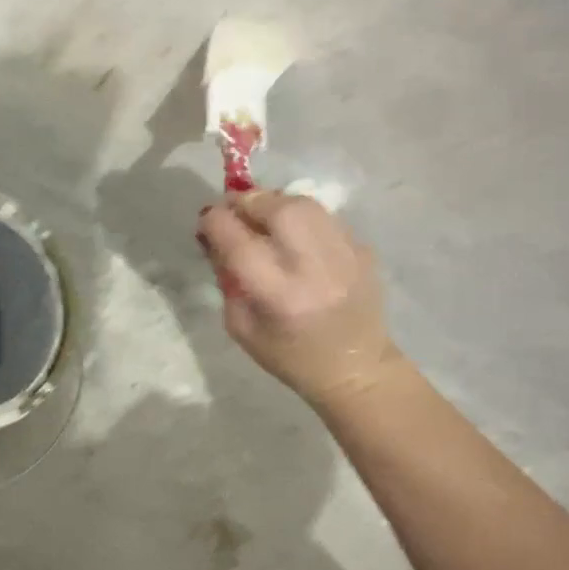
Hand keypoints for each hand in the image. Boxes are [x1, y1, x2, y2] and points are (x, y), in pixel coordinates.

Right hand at [197, 192, 401, 404]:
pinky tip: (293, 234)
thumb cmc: (289, 356)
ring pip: (305, 205)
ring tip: (262, 215)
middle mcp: (314, 269)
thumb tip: (216, 239)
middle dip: (248, 202)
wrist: (355, 367)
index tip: (205, 221)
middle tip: (234, 209)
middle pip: (277, 210)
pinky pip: (324, 217)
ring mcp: (345, 255)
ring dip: (275, 203)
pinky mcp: (363, 249)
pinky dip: (301, 217)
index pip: (238, 242)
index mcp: (279, 296)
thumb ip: (227, 278)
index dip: (215, 223)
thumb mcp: (241, 326)